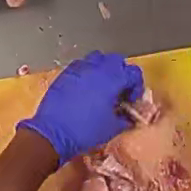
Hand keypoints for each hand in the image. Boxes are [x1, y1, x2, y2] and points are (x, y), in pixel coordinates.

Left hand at [17, 50, 144, 163]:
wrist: (53, 132)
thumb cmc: (86, 130)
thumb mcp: (112, 128)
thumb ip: (125, 119)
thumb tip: (128, 118)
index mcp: (113, 79)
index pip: (134, 73)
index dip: (136, 86)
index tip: (131, 100)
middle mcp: (97, 68)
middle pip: (116, 60)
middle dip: (121, 73)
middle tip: (118, 90)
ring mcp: (79, 68)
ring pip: (97, 58)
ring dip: (103, 68)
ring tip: (101, 86)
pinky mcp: (65, 73)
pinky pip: (81, 65)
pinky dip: (87, 72)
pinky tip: (84, 88)